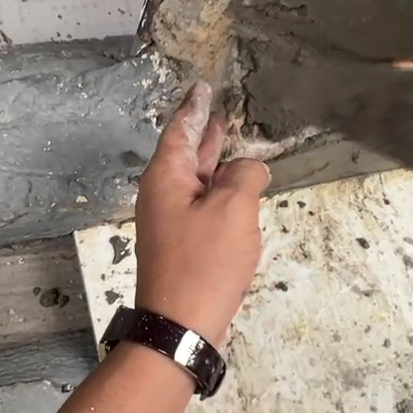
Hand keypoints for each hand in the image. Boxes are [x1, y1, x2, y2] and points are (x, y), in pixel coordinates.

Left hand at [133, 83, 269, 344]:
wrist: (181, 325)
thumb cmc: (204, 263)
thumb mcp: (233, 210)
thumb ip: (244, 178)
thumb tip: (250, 168)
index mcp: (166, 177)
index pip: (180, 130)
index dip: (195, 108)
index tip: (201, 88)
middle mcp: (162, 195)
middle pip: (185, 154)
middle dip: (204, 133)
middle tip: (218, 110)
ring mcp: (170, 222)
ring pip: (195, 181)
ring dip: (214, 162)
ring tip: (231, 142)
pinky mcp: (182, 245)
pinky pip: (201, 206)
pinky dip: (218, 192)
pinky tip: (235, 192)